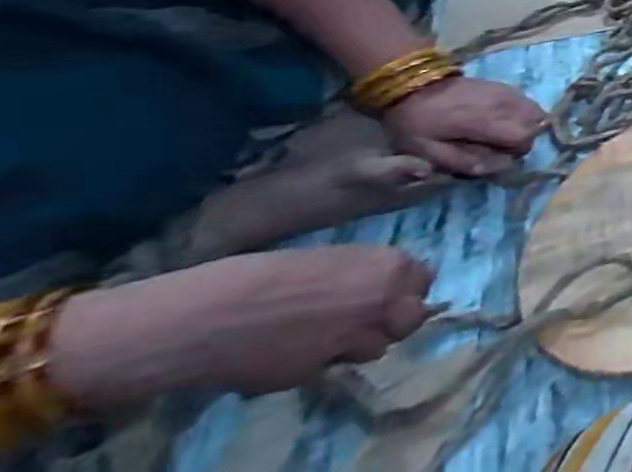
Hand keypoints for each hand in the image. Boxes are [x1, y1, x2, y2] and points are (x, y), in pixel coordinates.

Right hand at [50, 246, 432, 408]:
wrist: (208, 316)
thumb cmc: (267, 272)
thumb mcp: (334, 258)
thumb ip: (368, 272)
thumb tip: (383, 284)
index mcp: (389, 266)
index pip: (423, 280)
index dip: (407, 288)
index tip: (394, 291)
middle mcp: (384, 302)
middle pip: (412, 319)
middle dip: (397, 319)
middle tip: (370, 318)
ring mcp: (355, 340)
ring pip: (379, 347)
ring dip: (362, 343)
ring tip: (328, 335)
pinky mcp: (322, 373)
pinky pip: (337, 368)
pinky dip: (326, 364)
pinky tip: (299, 353)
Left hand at [383, 76, 545, 176]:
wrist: (412, 85)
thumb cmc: (417, 122)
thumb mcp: (427, 150)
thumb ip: (461, 162)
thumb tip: (492, 169)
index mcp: (485, 121)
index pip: (525, 136)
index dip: (517, 151)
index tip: (499, 155)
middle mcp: (503, 104)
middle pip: (537, 122)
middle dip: (525, 138)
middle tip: (502, 145)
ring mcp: (506, 92)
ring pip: (536, 110)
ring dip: (527, 124)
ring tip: (504, 132)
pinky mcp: (504, 86)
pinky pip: (526, 101)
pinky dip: (523, 113)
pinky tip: (503, 118)